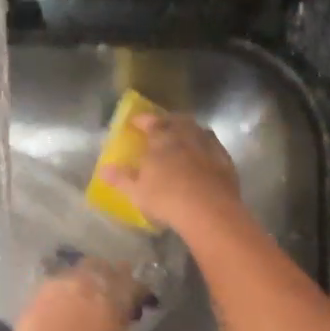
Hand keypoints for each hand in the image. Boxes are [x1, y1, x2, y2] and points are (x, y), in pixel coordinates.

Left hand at [4, 258, 139, 330]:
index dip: (136, 292)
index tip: (134, 300)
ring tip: (83, 294)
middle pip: (109, 268)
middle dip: (111, 277)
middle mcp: (97, 281)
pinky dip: (67, 285)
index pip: (136, 286)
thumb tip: (119, 313)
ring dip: (88, 277)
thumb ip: (119, 321)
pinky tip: (61, 300)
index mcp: (119, 299)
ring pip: (85, 267)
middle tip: (106, 292)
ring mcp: (71, 278)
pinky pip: (64, 277)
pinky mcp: (48, 282)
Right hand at [98, 113, 247, 234]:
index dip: (142, 120)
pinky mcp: (225, 159)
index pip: (151, 122)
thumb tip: (104, 169)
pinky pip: (213, 146)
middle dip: (168, 122)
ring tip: (183, 139)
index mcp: (163, 137)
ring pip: (198, 130)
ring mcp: (208, 145)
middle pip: (177, 121)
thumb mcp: (137, 191)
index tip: (135, 122)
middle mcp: (186, 134)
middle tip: (162, 127)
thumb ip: (121, 178)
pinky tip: (203, 156)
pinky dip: (205, 147)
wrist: (208, 210)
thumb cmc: (166, 198)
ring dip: (189, 131)